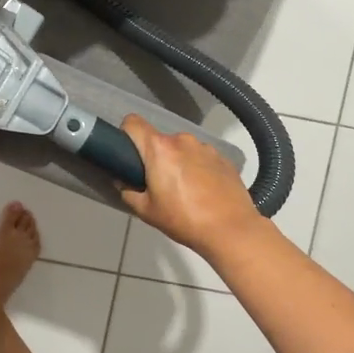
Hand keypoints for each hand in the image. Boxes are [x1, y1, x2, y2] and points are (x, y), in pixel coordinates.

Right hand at [118, 116, 265, 257]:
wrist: (231, 229)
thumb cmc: (184, 220)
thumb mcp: (146, 211)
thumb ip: (127, 192)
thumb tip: (122, 182)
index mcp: (159, 149)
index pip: (133, 123)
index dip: (126, 134)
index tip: (129, 153)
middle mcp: (182, 141)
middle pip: (159, 140)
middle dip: (155, 156)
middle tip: (158, 183)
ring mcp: (206, 147)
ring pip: (182, 148)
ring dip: (178, 161)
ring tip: (184, 189)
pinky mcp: (223, 158)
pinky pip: (201, 157)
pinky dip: (198, 168)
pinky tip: (204, 191)